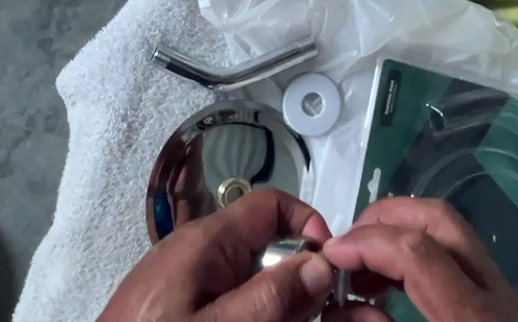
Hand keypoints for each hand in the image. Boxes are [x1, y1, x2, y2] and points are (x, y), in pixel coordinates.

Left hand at [96, 188, 336, 321]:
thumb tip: (321, 262)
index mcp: (207, 242)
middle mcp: (200, 255)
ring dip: (282, 311)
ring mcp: (190, 288)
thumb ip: (270, 298)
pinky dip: (256, 319)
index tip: (334, 274)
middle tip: (331, 321)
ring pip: (254, 288)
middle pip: (268, 253)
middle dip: (302, 286)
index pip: (270, 206)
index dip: (308, 228)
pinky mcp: (184, 312)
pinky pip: (232, 307)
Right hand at [321, 197, 517, 321]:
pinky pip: (458, 259)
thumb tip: (341, 308)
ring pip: (452, 232)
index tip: (330, 257)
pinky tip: (393, 286)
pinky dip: (420, 255)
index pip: (417, 251)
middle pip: (440, 220)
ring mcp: (506, 297)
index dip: (367, 243)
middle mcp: (496, 296)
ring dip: (401, 233)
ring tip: (364, 269)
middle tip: (347, 248)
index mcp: (473, 321)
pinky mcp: (505, 307)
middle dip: (385, 220)